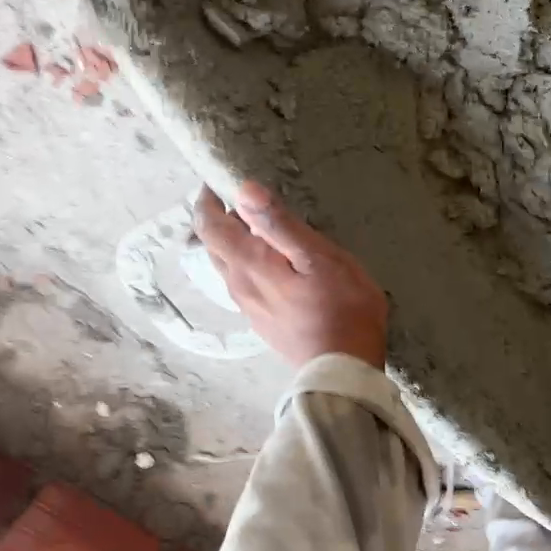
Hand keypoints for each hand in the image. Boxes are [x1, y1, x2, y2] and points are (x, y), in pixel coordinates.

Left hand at [193, 182, 389, 368]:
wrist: (341, 368)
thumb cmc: (342, 308)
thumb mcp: (321, 259)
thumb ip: (282, 226)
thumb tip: (244, 189)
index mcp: (249, 264)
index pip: (210, 225)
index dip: (207, 201)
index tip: (218, 182)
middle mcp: (238, 284)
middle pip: (214, 246)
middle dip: (220, 219)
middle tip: (243, 201)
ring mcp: (249, 306)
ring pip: (227, 266)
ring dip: (233, 243)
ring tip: (259, 230)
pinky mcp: (263, 321)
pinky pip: (243, 283)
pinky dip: (246, 263)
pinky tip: (273, 266)